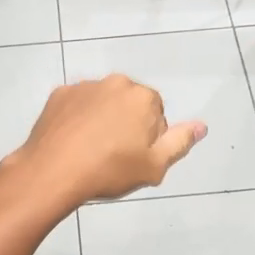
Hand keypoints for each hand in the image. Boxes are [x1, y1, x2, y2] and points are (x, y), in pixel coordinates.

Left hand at [3, 75, 206, 209]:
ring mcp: (84, 86)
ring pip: (102, 102)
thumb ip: (180, 142)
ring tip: (90, 150)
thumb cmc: (110, 171)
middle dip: (126, 123)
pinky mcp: (59, 94)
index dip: (149, 138)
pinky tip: (71, 142)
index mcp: (143, 97)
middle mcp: (115, 82)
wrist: (53, 172)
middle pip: (130, 103)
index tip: (135, 157)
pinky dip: (77, 118)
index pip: (156, 114)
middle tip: (114, 155)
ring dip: (102, 119)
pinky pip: (77, 105)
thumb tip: (201, 125)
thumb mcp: (154, 166)